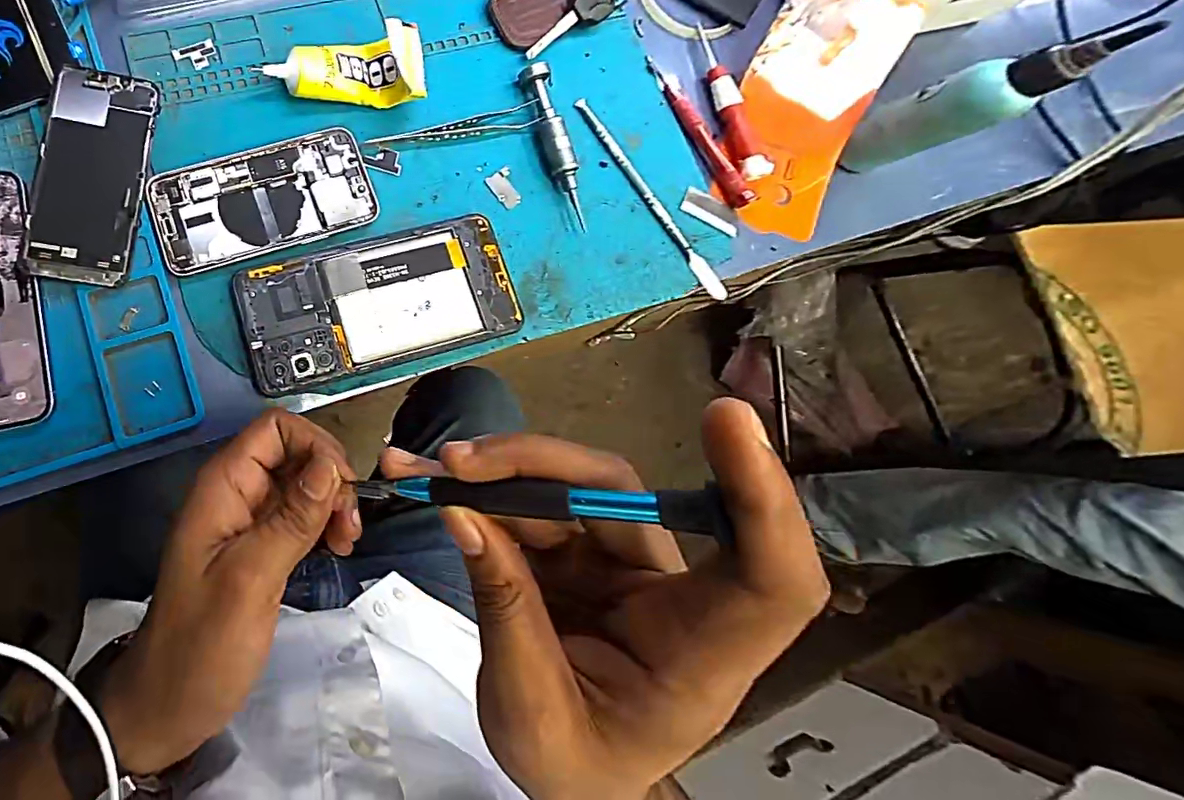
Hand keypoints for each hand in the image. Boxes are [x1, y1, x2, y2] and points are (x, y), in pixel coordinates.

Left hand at [101, 410, 362, 773]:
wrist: (168, 702)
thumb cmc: (201, 645)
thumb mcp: (250, 580)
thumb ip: (291, 520)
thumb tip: (330, 465)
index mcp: (223, 486)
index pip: (275, 428)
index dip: (314, 445)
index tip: (341, 488)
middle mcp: (236, 491)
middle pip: (294, 451)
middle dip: (329, 477)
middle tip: (346, 524)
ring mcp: (248, 517)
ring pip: (302, 481)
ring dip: (331, 502)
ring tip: (344, 540)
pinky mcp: (260, 543)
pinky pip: (299, 512)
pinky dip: (322, 522)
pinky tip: (334, 547)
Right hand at [377, 398, 827, 799]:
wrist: (562, 777)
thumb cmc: (573, 769)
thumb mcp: (531, 714)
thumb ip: (504, 612)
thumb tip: (463, 515)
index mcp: (697, 653)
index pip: (765, 575)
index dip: (758, 496)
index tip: (726, 418)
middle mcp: (662, 590)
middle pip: (614, 494)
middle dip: (534, 464)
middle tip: (457, 463)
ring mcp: (613, 562)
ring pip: (559, 485)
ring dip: (487, 472)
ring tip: (418, 469)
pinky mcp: (570, 548)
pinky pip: (522, 501)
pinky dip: (472, 489)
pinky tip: (425, 475)